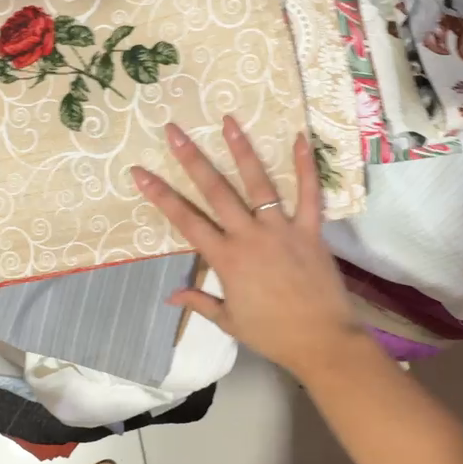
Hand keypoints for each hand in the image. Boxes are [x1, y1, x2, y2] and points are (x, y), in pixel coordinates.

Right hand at [131, 116, 369, 379]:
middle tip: (174, 131)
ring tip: (228, 121)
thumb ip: (201, 301)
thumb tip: (172, 295)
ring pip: (258, 184)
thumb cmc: (272, 334)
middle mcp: (249, 237)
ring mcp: (281, 230)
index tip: (140, 172)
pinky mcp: (311, 231)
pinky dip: (305, 167)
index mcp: (226, 259)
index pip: (186, 221)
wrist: (322, 342)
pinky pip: (309, 195)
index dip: (160, 195)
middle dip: (192, 160)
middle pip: (215, 192)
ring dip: (242, 151)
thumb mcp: (230, 321)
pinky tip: (300, 139)